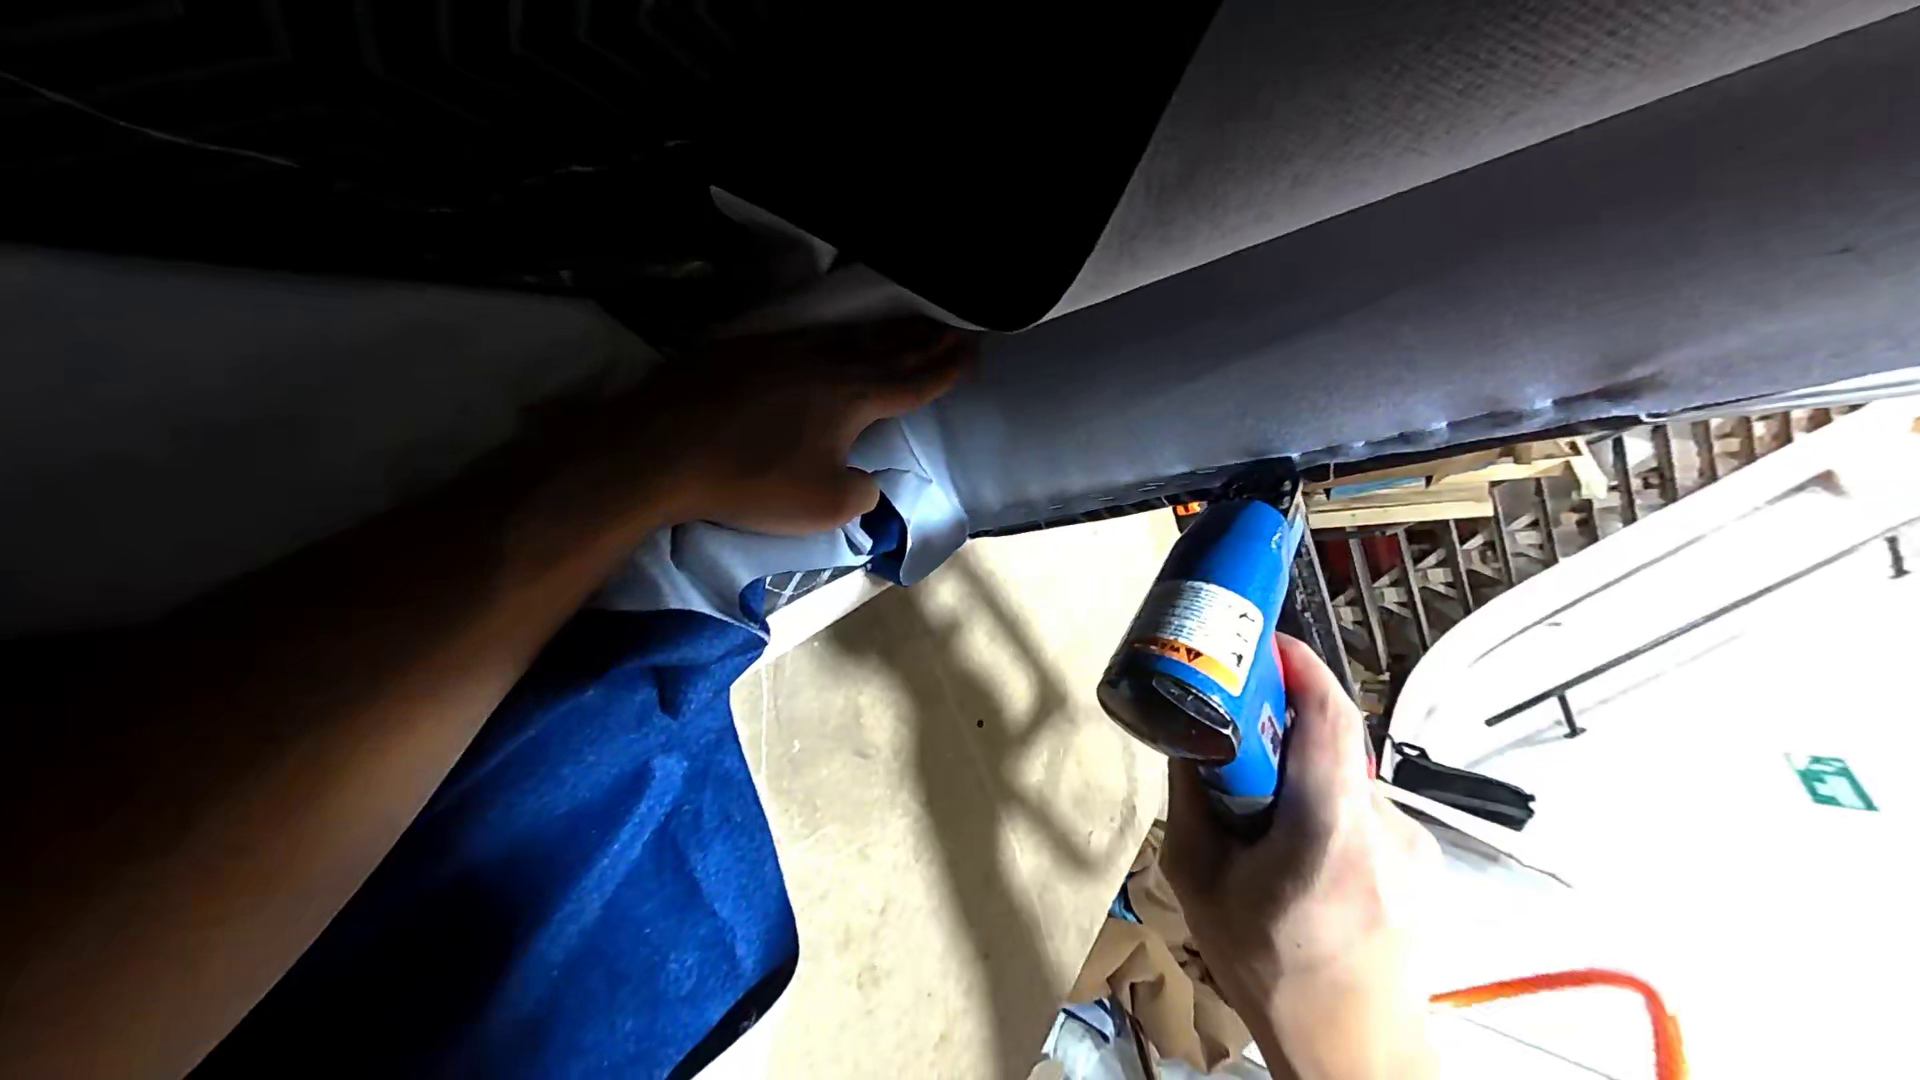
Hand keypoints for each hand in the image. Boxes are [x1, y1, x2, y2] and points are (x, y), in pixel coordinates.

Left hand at [641, 321, 971, 534]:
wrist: (663, 449)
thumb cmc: (754, 480)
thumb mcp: (826, 505)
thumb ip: (862, 492)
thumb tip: (865, 479)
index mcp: (853, 399)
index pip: (912, 382)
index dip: (945, 371)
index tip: (971, 353)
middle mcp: (825, 364)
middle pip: (886, 349)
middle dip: (924, 342)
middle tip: (952, 329)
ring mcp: (783, 351)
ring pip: (847, 337)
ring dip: (883, 333)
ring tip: (907, 325)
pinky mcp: (746, 350)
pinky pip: (806, 336)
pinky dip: (834, 335)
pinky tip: (831, 336)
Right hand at [1162, 635, 1438, 1079]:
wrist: (1356, 1053)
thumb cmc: (1267, 970)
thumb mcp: (1198, 880)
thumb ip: (1191, 798)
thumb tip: (1190, 735)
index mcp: (1326, 840)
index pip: (1332, 725)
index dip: (1304, 669)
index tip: (1266, 641)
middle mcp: (1385, 834)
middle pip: (1335, 741)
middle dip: (1283, 719)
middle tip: (1236, 723)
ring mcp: (1413, 846)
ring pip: (1346, 771)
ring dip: (1300, 764)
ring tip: (1260, 801)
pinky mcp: (1423, 856)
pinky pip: (1361, 798)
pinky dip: (1322, 795)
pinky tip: (1295, 836)